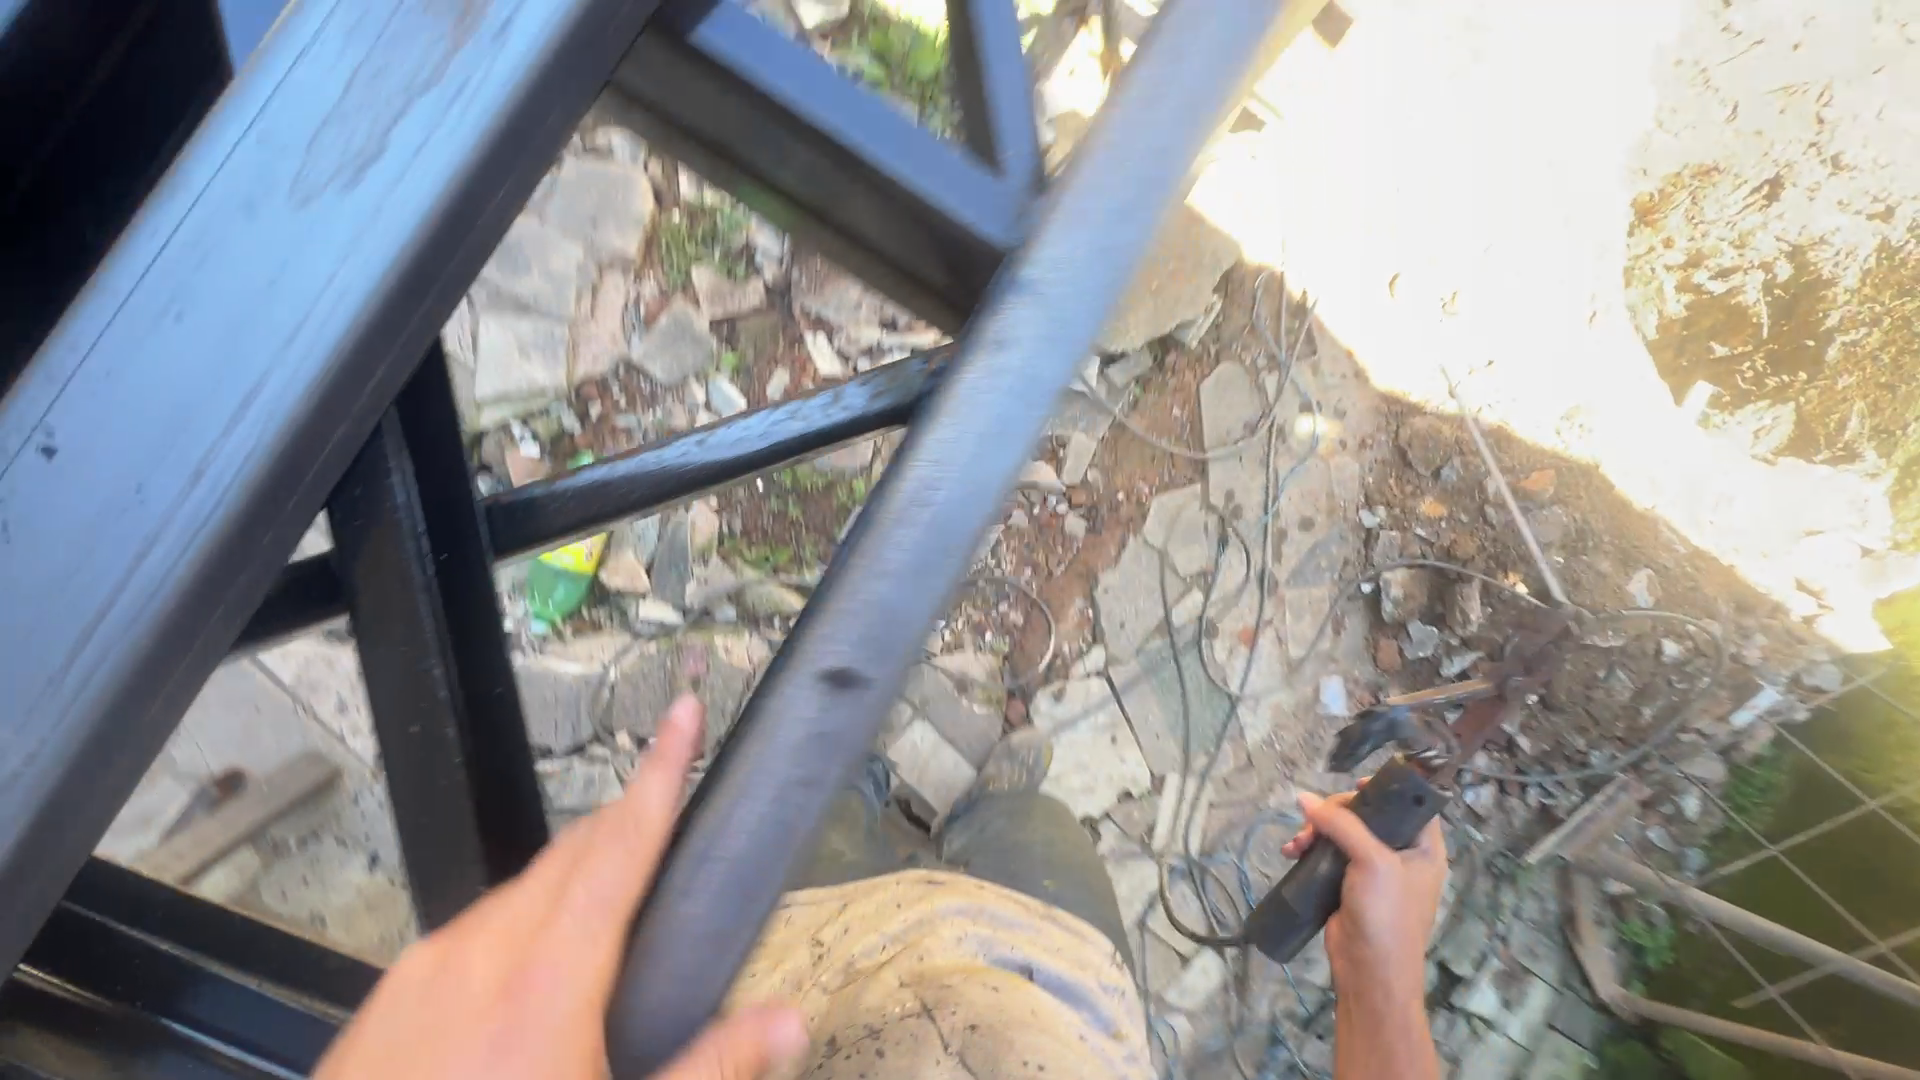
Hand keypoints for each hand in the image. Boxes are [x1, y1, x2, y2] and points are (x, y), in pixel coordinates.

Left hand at [316, 695, 807, 1079]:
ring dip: (575, 876)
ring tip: (608, 912)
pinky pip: (475, 925)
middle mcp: (487, 946)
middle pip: (576, 847)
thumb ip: (712, 1063)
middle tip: (671, 810)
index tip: (684, 711)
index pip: (623, 843)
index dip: (663, 770)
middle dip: (629, 815)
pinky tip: (524, 974)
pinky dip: (521, 919)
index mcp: (550, 974)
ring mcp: (427, 965)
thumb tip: (795, 1019)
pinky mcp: (387, 994)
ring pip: (524, 885)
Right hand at [1280, 789, 1445, 1004]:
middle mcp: (1400, 856)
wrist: (1369, 972)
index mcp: (1423, 850)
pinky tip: (1291, 852)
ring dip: (1315, 830)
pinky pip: (1326, 852)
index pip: (1411, 806)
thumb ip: (1340, 824)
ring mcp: (1372, 870)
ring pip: (1341, 831)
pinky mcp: (1347, 883)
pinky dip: (1308, 847)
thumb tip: (1302, 797)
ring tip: (1297, 844)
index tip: (1356, 786)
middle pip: (1366, 814)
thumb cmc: (1386, 914)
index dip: (1387, 790)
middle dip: (1334, 813)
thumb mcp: (1371, 861)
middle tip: (1313, 823)